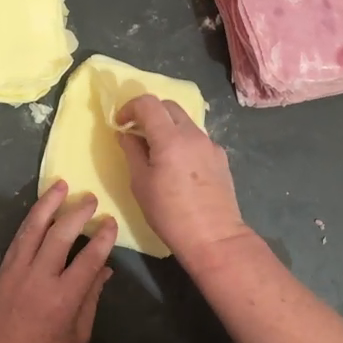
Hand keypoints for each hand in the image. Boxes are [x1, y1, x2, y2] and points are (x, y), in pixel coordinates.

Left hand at [0, 181, 116, 342]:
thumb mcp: (78, 337)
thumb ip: (91, 298)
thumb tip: (105, 269)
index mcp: (64, 299)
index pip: (89, 259)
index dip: (102, 238)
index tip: (110, 222)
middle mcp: (41, 278)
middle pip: (61, 235)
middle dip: (78, 213)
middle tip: (91, 198)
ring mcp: (18, 270)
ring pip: (35, 228)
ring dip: (49, 204)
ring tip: (61, 185)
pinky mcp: (3, 269)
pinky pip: (19, 237)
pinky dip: (31, 220)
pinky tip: (40, 208)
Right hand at [116, 95, 250, 258]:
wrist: (214, 239)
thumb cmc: (170, 214)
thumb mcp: (140, 184)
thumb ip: (132, 152)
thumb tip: (126, 134)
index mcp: (170, 139)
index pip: (148, 103)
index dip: (130, 107)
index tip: (121, 124)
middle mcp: (193, 134)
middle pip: (168, 106)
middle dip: (149, 113)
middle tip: (137, 133)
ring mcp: (210, 144)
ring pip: (184, 121)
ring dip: (167, 127)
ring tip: (158, 152)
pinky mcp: (221, 157)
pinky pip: (197, 139)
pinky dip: (183, 141)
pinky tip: (180, 167)